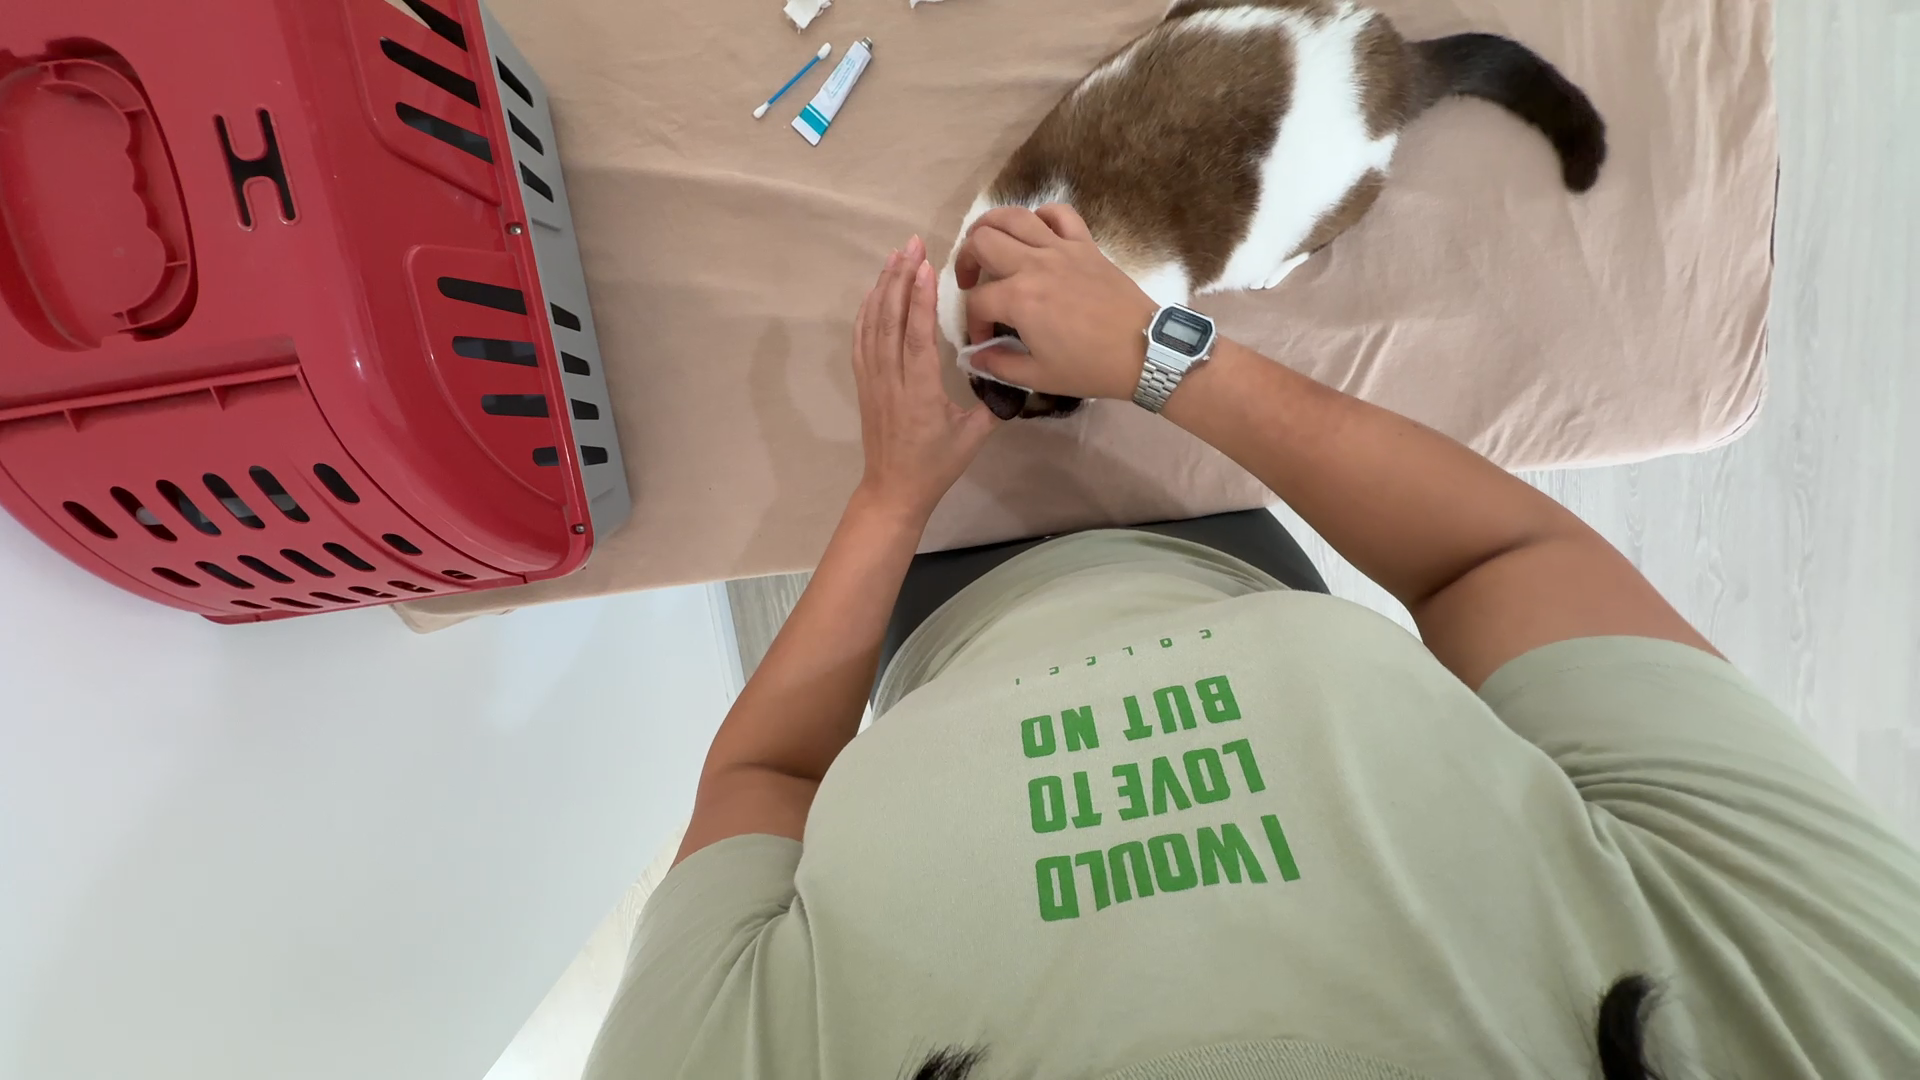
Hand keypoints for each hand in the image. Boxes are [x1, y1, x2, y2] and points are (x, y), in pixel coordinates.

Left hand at [851, 236, 1000, 520]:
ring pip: (872, 325)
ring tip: (895, 256)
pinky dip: (867, 311)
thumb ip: (993, 404)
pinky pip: (861, 340)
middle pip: (890, 320)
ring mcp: (873, 380)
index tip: (926, 265)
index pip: (917, 337)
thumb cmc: (936, 466)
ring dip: (882, 287)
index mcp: (920, 393)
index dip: (921, 299)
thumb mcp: (973, 437)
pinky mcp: (865, 383)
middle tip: (912, 244)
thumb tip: (1014, 371)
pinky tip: (875, 292)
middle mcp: (892, 380)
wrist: (894, 489)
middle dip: (900, 278)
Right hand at [955, 204, 1160, 400]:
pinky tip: (1035, 233)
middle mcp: (1033, 265)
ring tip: (987, 244)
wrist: (1142, 351)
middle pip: (982, 241)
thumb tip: (975, 358)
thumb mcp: (1039, 376)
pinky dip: (1040, 216)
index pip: (976, 301)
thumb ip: (1000, 365)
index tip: (984, 341)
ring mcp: (1061, 249)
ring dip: (990, 226)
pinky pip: (1058, 213)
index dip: (972, 322)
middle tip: (970, 281)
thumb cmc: (1089, 368)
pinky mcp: (1085, 244)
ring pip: (1013, 216)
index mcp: (1019, 300)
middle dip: (966, 260)